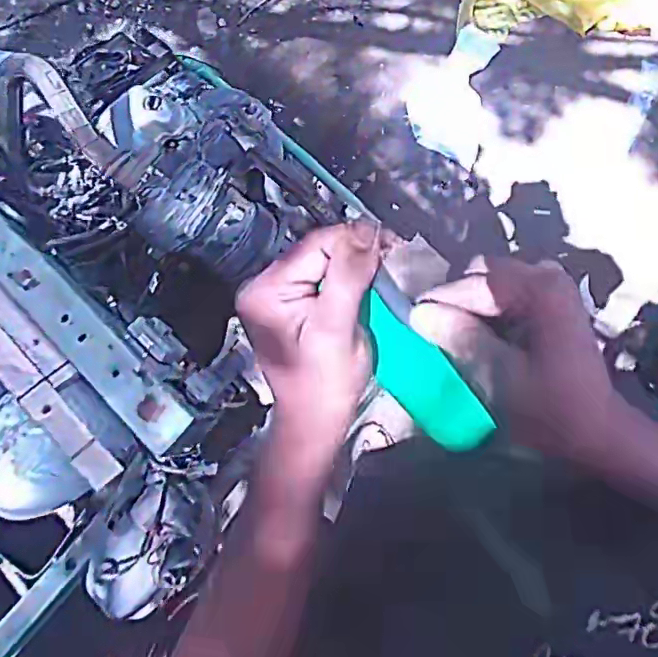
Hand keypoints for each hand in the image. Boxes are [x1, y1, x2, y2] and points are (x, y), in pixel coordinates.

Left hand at [236, 223, 386, 464]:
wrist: (314, 423)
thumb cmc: (321, 388)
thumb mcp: (336, 328)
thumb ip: (349, 277)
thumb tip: (366, 232)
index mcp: (266, 290)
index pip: (317, 244)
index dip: (356, 241)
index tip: (389, 244)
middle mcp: (266, 285)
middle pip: (322, 248)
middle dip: (358, 252)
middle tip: (391, 256)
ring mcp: (280, 293)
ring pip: (328, 259)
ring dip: (357, 263)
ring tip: (383, 271)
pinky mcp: (295, 301)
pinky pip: (327, 274)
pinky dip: (351, 276)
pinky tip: (367, 283)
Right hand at [413, 258, 627, 467]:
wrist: (600, 430)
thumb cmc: (555, 409)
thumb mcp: (502, 378)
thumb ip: (463, 340)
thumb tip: (419, 314)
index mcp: (540, 288)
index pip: (473, 283)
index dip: (440, 304)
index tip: (414, 327)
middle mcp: (546, 274)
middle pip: (481, 273)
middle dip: (455, 301)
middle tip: (436, 334)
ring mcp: (551, 283)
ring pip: (489, 281)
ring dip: (470, 305)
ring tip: (456, 338)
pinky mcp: (550, 297)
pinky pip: (504, 292)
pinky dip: (487, 309)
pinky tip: (482, 337)